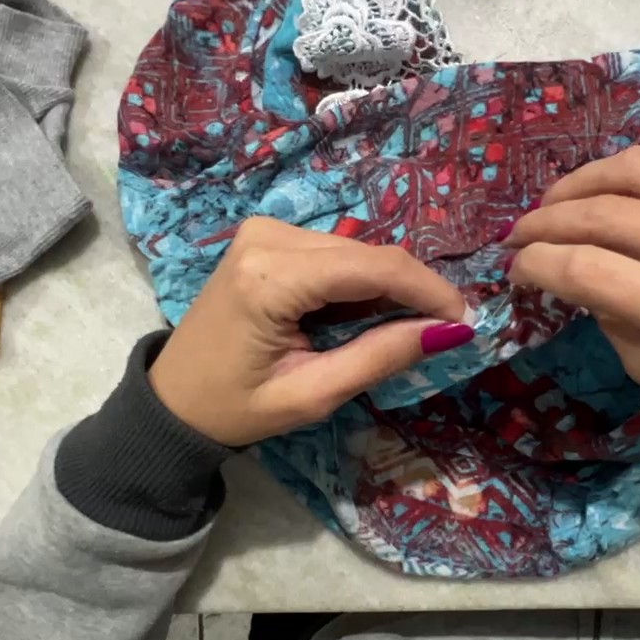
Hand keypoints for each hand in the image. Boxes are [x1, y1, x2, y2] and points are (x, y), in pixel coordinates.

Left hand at [150, 217, 472, 445]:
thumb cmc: (235, 408)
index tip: (467, 319)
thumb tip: (448, 331)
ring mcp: (264, 231)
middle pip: (367, 254)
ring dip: (384, 289)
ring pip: (354, 251)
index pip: (374, 267)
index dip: (428, 290)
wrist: (172, 402)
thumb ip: (379, 357)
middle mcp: (268, 236)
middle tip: (441, 333)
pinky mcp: (265, 238)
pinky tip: (359, 318)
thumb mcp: (311, 394)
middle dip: (410, 291)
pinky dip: (357, 284)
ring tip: (396, 333)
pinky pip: (332, 254)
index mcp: (271, 277)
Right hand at [506, 130, 639, 463]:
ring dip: (586, 180)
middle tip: (518, 235)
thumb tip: (572, 273)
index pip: (591, 270)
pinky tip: (621, 178)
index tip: (514, 271)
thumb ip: (612, 319)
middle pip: (609, 213)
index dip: (538, 264)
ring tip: (556, 201)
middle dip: (547, 221)